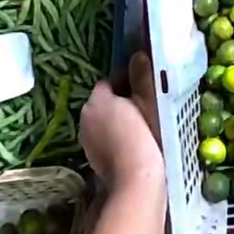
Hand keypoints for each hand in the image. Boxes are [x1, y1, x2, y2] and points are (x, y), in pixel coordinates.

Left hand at [78, 52, 163, 192]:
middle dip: (123, 100)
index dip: (128, 81)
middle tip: (148, 105)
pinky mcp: (92, 157)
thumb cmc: (144, 135)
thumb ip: (141, 76)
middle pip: (105, 101)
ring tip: (144, 124)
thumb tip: (138, 54)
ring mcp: (86, 139)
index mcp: (96, 100)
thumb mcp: (147, 101)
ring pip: (105, 120)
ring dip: (120, 119)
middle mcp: (85, 116)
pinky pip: (105, 137)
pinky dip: (117, 136)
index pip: (110, 81)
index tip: (147, 87)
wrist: (137, 179)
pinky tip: (136, 142)